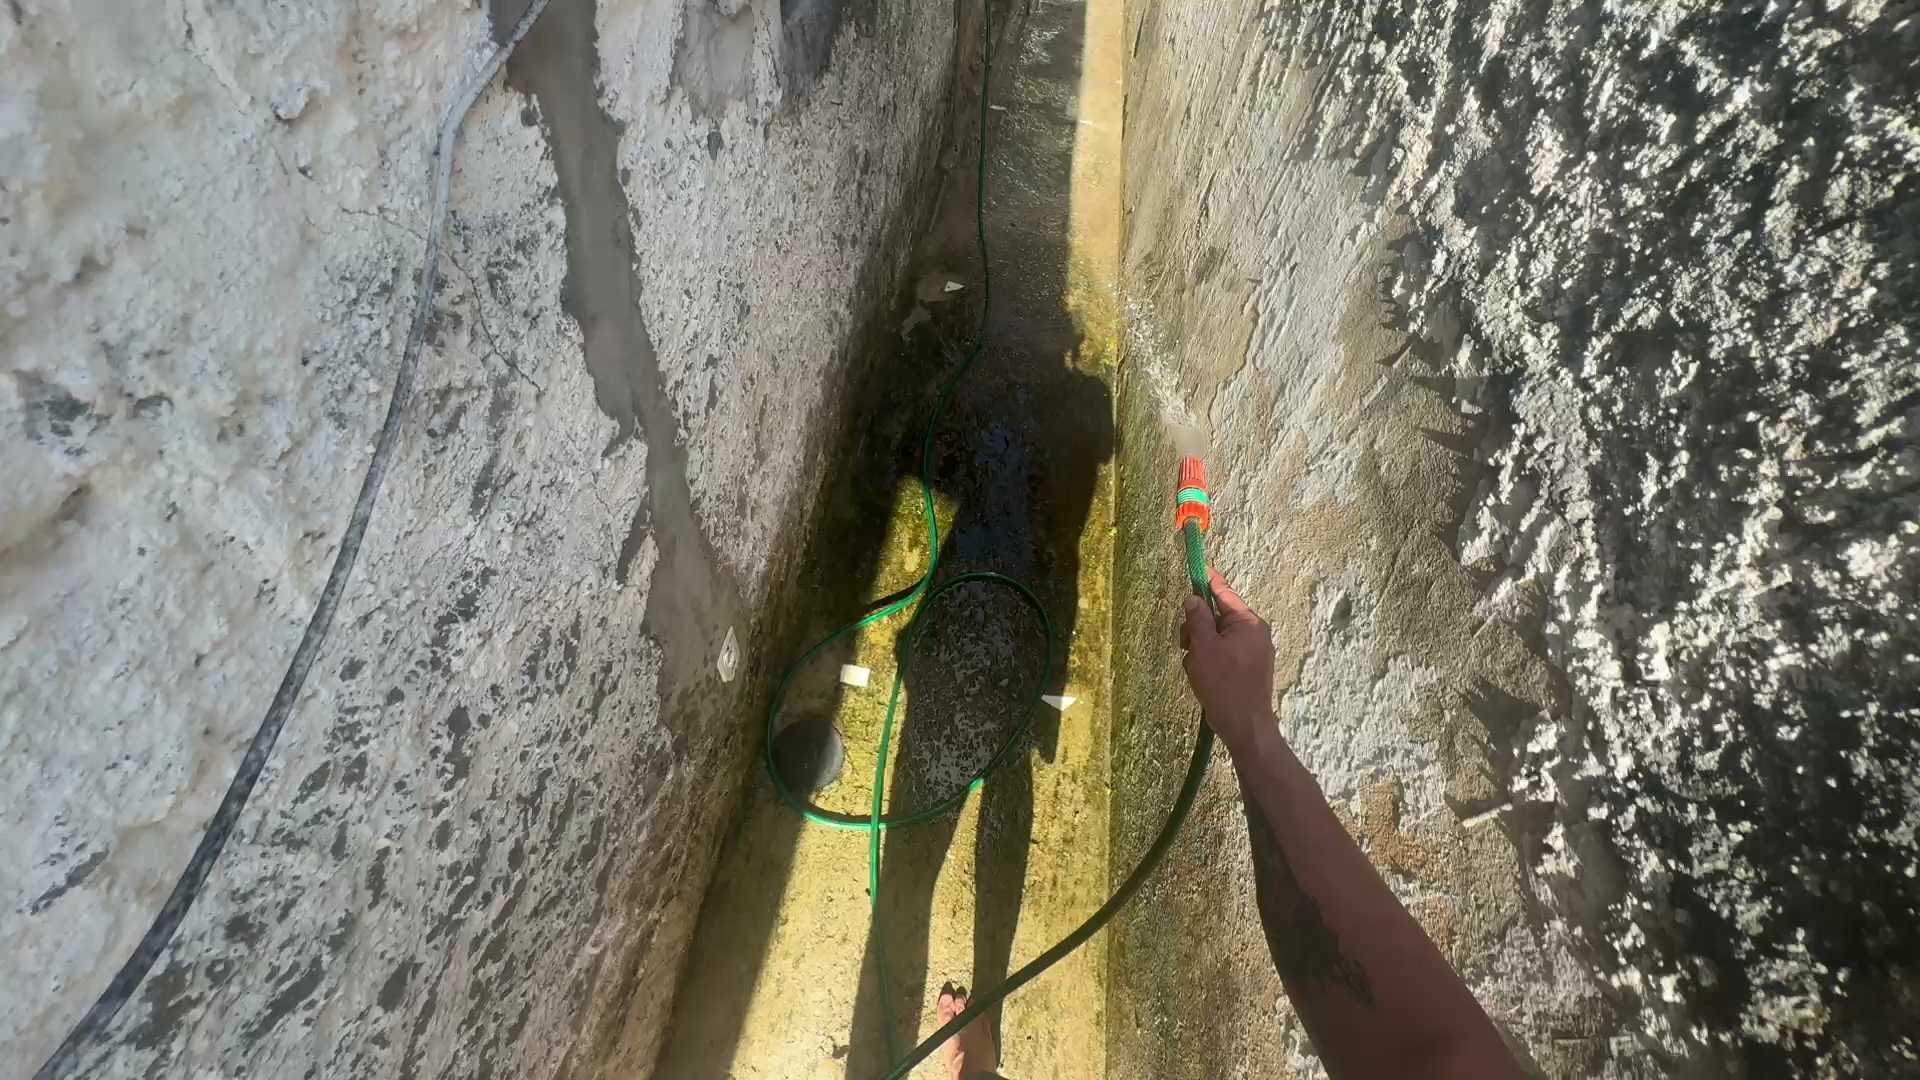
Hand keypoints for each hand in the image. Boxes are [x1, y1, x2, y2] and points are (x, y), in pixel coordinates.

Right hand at [1181, 567, 1276, 752]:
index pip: (1224, 593)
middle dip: (1197, 627)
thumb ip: (1197, 619)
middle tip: (1186, 645)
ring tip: (1194, 666)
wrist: (1244, 725)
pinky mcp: (1247, 668)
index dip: (1208, 581)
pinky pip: (1222, 652)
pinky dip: (1208, 659)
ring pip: (1216, 636)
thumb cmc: (1224, 682)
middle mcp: (1254, 633)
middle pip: (1216, 616)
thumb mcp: (1203, 646)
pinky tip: (1201, 675)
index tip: (1198, 567)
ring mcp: (1253, 652)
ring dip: (1199, 646)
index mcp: (1248, 623)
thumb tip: (1193, 598)